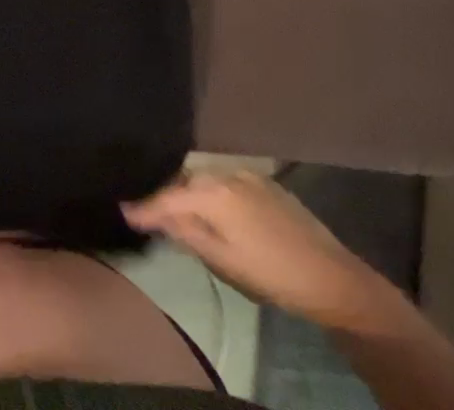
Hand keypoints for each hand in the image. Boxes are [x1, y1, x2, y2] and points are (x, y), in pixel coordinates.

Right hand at [123, 172, 407, 333]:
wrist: (332, 278)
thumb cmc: (271, 274)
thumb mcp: (220, 259)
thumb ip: (183, 232)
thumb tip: (151, 215)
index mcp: (213, 192)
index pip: (166, 197)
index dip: (142, 206)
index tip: (121, 210)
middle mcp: (227, 174)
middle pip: (184, 181)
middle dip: (164, 195)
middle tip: (146, 213)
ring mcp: (249, 176)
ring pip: (205, 180)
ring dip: (188, 193)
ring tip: (174, 211)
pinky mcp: (266, 184)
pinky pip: (225, 182)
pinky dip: (210, 193)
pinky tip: (209, 209)